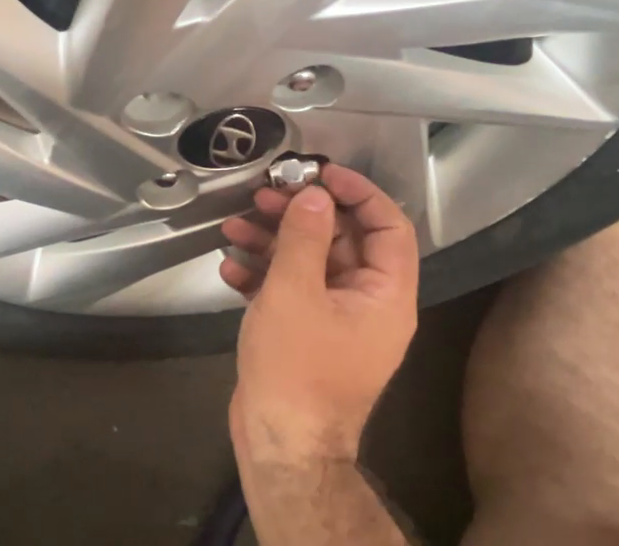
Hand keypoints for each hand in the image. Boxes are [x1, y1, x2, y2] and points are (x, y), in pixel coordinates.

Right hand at [222, 164, 418, 467]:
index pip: (388, 226)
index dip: (358, 192)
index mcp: (385, 295)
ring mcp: (335, 319)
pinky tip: (229, 268)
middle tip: (263, 195)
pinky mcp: (305, 333)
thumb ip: (305, 237)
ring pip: (310, 262)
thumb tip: (315, 194)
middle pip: (342, 239)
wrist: (281, 444)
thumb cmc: (296, 366)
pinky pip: (290, 289)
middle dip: (300, 214)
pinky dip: (261, 273)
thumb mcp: (295, 292)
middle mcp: (367, 303)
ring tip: (234, 227)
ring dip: (272, 241)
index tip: (319, 173)